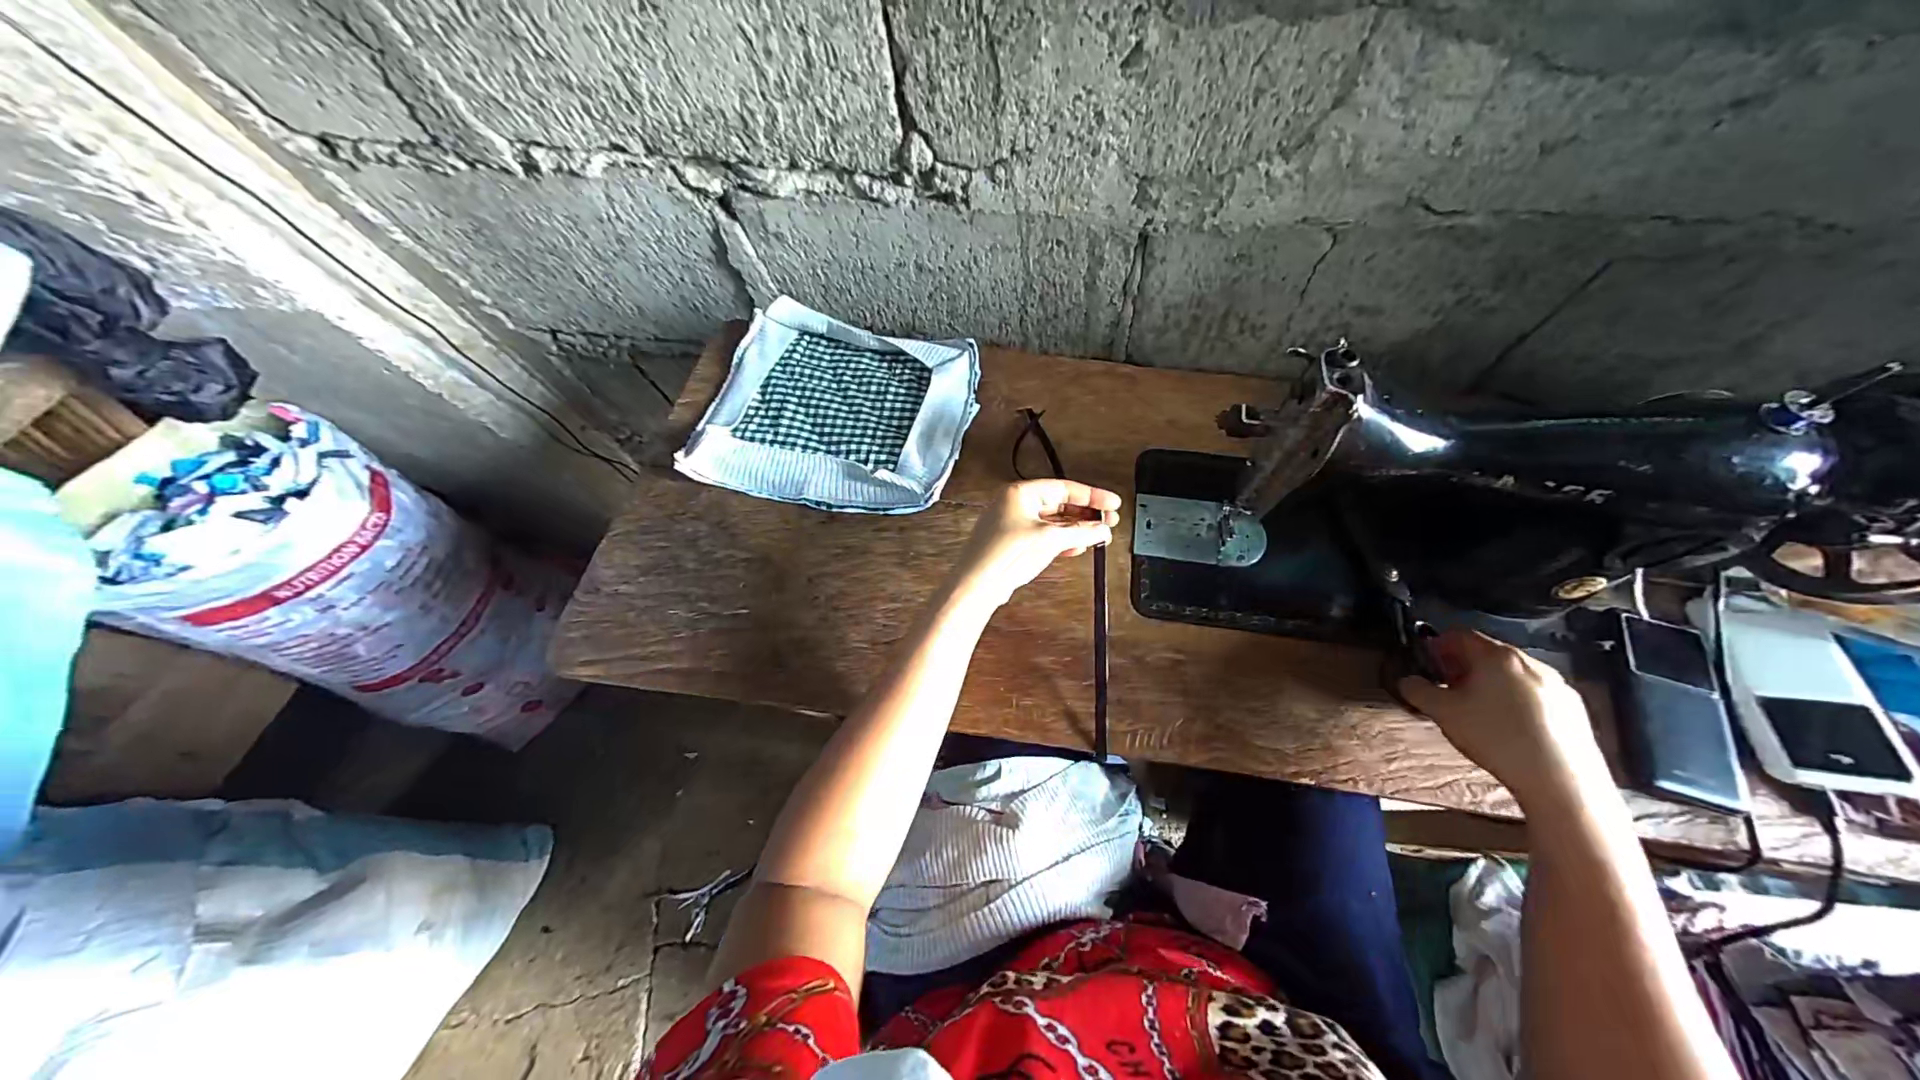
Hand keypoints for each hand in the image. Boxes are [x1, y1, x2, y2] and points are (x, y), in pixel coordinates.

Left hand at [950, 480, 1119, 606]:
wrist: (977, 584)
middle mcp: (1015, 505)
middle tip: (1107, 521)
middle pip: (1060, 504)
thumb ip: (1080, 532)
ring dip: (1076, 529)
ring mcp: (1013, 524)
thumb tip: (1100, 529)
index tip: (1111, 503)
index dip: (1092, 496)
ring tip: (1097, 536)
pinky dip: (1062, 541)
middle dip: (1085, 514)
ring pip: (1054, 522)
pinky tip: (1077, 547)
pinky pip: (1045, 536)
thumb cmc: (1000, 556)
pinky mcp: (1014, 544)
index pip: (1064, 488)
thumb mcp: (1049, 539)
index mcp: (1020, 493)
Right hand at [1397, 627, 1613, 810]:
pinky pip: (1535, 693)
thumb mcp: (1442, 712)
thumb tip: (1408, 681)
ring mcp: (1557, 685)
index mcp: (1497, 656)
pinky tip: (1509, 727)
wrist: (1559, 779)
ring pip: (1512, 673)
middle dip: (1463, 666)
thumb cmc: (1497, 738)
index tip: (1429, 662)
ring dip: (1490, 683)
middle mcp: (1530, 662)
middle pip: (1487, 652)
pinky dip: (1516, 701)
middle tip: (1448, 688)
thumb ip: (1417, 689)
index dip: (1437, 645)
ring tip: (1478, 711)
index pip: (1459, 634)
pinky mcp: (1574, 707)